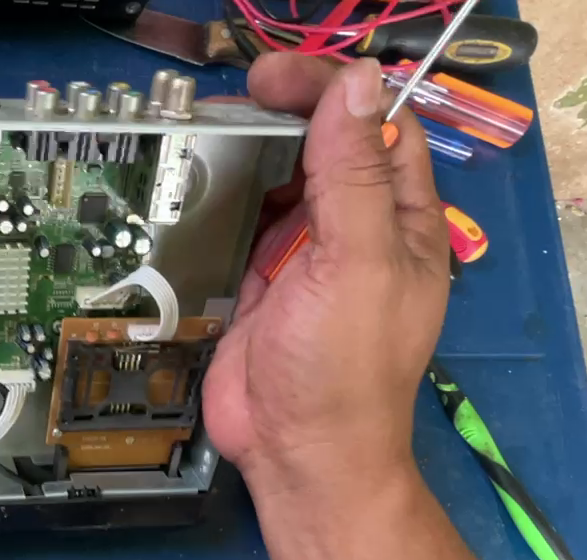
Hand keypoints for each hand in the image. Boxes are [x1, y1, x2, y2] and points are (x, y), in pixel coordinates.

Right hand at [203, 55, 450, 501]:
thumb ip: (354, 177)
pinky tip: (189, 197)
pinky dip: (218, 215)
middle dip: (280, 121)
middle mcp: (351, 233)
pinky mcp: (253, 294)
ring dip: (245, 165)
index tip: (270, 80)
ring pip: (276, 193)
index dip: (330, 91)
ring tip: (197, 143)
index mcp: (397, 220)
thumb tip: (355, 83)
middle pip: (321, 153)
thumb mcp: (356, 264)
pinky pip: (239, 238)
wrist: (296, 452)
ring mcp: (299, 265)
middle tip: (223, 107)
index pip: (374, 128)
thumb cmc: (341, 365)